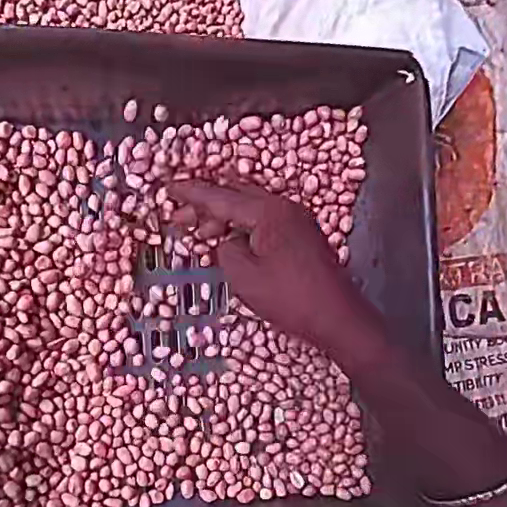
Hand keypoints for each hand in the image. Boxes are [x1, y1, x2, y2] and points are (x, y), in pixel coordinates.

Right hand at [170, 181, 376, 355]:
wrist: (337, 317)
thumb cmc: (289, 298)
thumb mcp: (243, 275)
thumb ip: (225, 249)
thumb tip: (226, 241)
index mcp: (268, 212)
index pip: (221, 197)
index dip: (192, 194)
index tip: (169, 189)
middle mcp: (285, 208)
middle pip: (237, 196)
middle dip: (206, 205)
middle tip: (180, 217)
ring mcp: (297, 221)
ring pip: (251, 209)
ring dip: (225, 218)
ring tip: (201, 234)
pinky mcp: (302, 237)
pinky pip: (265, 221)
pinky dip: (244, 228)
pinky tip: (232, 242)